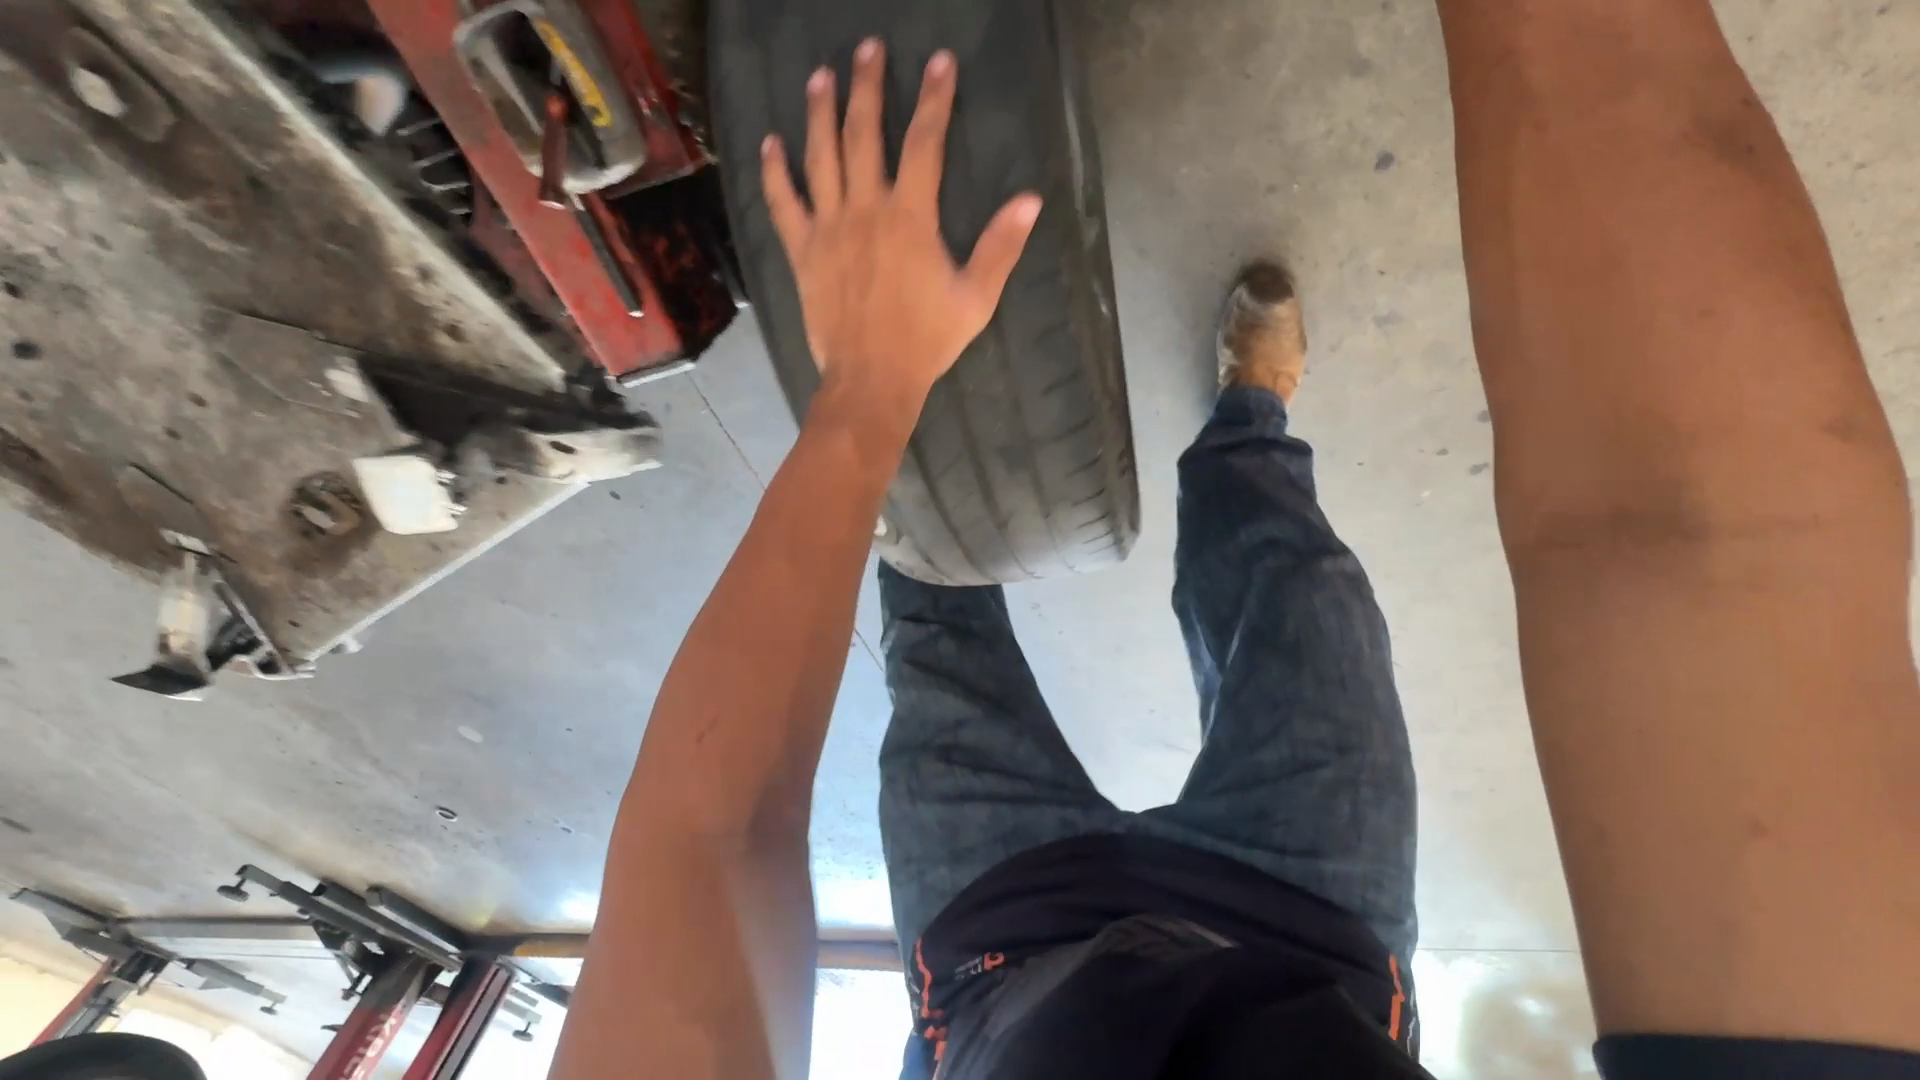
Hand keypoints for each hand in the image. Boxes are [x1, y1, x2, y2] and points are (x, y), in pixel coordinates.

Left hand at [761, 39, 1042, 416]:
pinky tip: (770, 143)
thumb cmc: (927, 341)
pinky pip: (783, 205)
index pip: (924, 144)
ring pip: (820, 158)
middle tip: (867, 48)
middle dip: (867, 87)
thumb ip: (1000, 247)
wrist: (872, 379)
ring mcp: (829, 229)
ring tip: (821, 76)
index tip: (939, 62)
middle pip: (864, 135)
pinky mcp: (804, 252)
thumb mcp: (976, 299)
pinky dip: (775, 173)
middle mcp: (865, 211)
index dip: (934, 99)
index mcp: (910, 219)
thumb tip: (1030, 200)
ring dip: (820, 113)